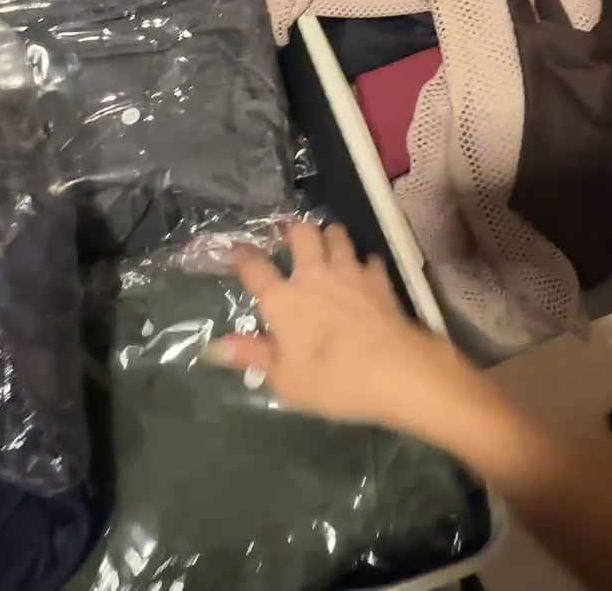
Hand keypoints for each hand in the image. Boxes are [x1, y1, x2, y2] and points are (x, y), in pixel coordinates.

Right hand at [213, 221, 477, 435]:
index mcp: (283, 299)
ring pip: (338, 236)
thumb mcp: (285, 380)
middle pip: (302, 234)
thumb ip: (252, 356)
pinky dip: (366, 264)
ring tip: (330, 244)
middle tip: (294, 237)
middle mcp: (313, 276)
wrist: (395, 371)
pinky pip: (370, 260)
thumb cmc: (332, 380)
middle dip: (296, 231)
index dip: (243, 256)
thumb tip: (216, 346)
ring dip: (332, 237)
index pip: (255, 269)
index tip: (238, 250)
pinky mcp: (379, 280)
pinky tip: (366, 272)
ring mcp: (349, 273)